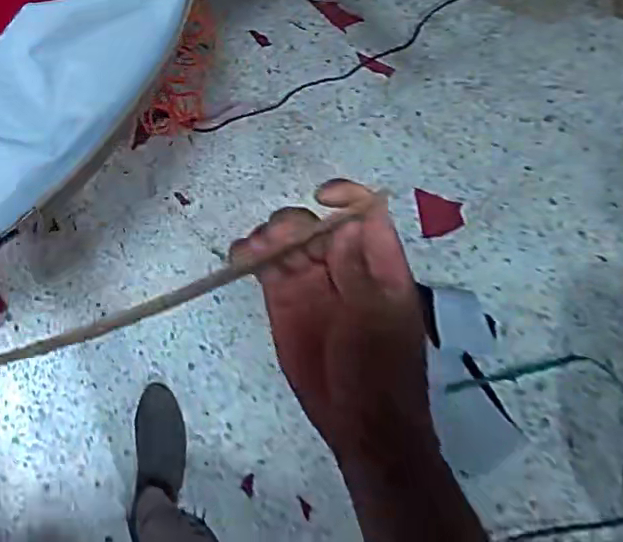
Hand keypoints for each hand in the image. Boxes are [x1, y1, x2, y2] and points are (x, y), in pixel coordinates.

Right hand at [232, 180, 483, 541]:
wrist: (358, 425)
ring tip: (257, 251)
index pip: (366, 213)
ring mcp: (310, 278)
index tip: (321, 197)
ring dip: (269, 235)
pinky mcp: (282, 295)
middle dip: (295, 222)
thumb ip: (358, 273)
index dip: (346, 196)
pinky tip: (242, 257)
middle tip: (278, 240)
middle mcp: (342, 263)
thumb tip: (344, 226)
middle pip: (316, 222)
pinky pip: (263, 263)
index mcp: (378, 265)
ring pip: (286, 238)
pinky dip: (249, 254)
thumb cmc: (380, 373)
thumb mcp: (376, 322)